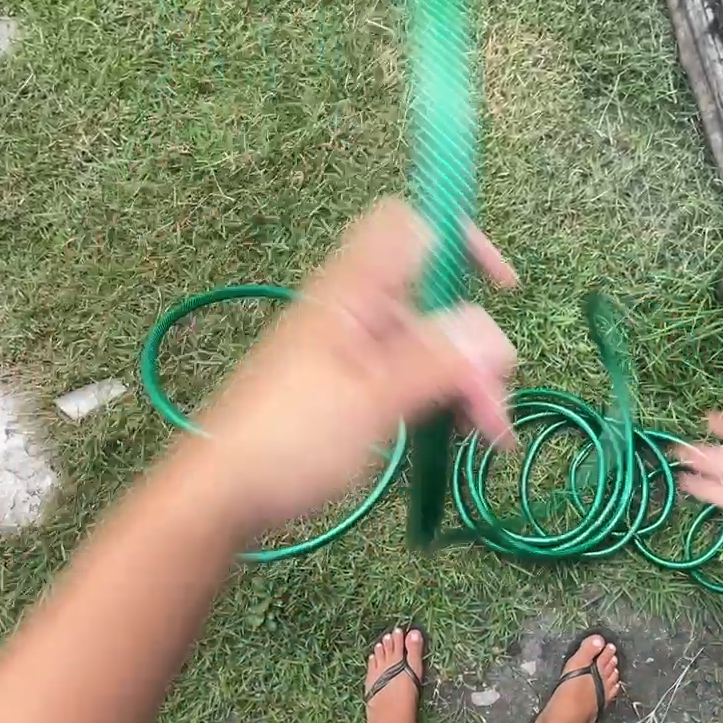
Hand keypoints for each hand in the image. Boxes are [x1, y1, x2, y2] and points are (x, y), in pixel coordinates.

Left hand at [189, 199, 517, 529]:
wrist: (223, 495)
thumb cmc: (286, 442)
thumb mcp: (368, 401)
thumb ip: (432, 363)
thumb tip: (493, 334)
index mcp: (351, 294)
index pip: (410, 228)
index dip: (460, 240)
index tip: (500, 286)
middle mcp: (357, 313)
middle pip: (436, 304)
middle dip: (475, 349)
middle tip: (496, 412)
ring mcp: (357, 352)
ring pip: (432, 348)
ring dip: (467, 384)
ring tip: (488, 438)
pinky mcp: (356, 388)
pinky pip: (413, 379)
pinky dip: (442, 400)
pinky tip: (459, 436)